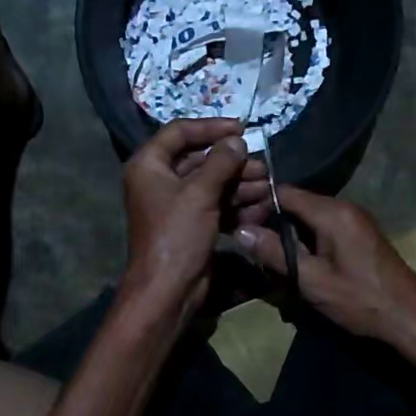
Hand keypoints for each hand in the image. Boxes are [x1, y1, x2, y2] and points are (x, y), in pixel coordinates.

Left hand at [121, 119, 270, 314]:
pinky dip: (234, 202)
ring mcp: (175, 203)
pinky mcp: (190, 222)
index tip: (242, 128)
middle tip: (262, 165)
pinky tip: (260, 204)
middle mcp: (159, 179)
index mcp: (148, 165)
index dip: (210, 127)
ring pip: (210, 182)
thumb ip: (220, 162)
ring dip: (239, 182)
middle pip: (199, 158)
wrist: (168, 289)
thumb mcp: (200, 193)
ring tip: (267, 185)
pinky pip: (214, 203)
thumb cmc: (177, 235)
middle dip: (232, 161)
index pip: (179, 132)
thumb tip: (238, 141)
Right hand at [234, 188, 415, 348]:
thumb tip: (239, 231)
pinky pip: (323, 226)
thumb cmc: (361, 300)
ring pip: (308, 215)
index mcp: (333, 212)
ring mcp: (355, 220)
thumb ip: (274, 253)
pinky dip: (304, 237)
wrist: (411, 320)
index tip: (236, 222)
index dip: (257, 203)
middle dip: (269, 218)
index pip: (284, 192)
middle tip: (247, 241)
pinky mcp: (360, 235)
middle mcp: (345, 207)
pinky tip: (293, 259)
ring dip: (286, 231)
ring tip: (265, 252)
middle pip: (296, 202)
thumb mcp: (311, 280)